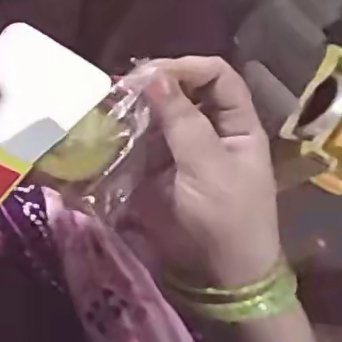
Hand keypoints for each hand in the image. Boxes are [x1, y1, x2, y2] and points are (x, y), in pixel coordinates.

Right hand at [123, 57, 282, 287]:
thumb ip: (182, 121)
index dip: (186, 67)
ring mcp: (179, 150)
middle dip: (153, 85)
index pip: (216, 76)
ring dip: (133, 109)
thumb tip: (154, 77)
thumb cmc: (227, 217)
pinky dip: (122, 135)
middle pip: (182, 91)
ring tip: (107, 107)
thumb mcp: (208, 167)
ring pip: (155, 115)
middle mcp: (207, 130)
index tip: (151, 74)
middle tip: (120, 89)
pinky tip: (105, 132)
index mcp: (236, 124)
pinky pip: (137, 143)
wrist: (219, 274)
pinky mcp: (154, 170)